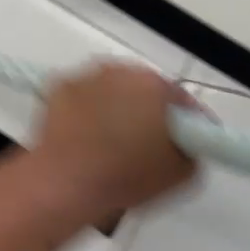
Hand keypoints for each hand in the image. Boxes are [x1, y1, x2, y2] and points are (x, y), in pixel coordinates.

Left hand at [31, 63, 198, 213]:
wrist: (66, 179)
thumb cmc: (128, 176)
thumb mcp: (182, 172)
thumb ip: (191, 146)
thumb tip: (186, 140)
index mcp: (153, 86)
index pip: (180, 98)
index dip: (187, 120)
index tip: (188, 138)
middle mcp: (117, 70)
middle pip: (143, 87)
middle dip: (150, 109)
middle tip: (151, 139)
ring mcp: (83, 75)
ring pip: (112, 88)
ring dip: (118, 104)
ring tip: (117, 138)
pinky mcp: (58, 86)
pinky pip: (84, 94)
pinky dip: (89, 107)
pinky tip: (89, 132)